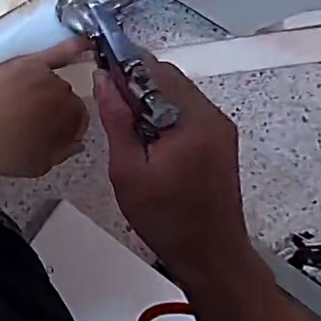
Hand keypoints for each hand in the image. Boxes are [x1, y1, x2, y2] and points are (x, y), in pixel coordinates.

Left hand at [0, 37, 91, 177]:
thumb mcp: (37, 165)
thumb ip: (62, 153)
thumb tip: (76, 144)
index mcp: (70, 121)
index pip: (79, 120)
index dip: (66, 129)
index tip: (53, 135)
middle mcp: (63, 94)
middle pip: (66, 99)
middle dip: (54, 110)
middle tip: (30, 123)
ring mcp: (45, 76)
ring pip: (52, 81)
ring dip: (44, 91)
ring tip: (19, 106)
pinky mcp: (26, 63)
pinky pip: (57, 52)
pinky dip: (73, 47)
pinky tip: (86, 43)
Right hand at [95, 58, 248, 282]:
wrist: (210, 255)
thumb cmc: (166, 219)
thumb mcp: (128, 170)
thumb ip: (116, 120)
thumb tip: (103, 80)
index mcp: (191, 122)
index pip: (155, 71)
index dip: (123, 65)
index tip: (99, 66)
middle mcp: (212, 117)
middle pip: (169, 76)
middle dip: (135, 78)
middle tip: (107, 96)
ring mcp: (220, 128)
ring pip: (177, 90)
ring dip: (148, 93)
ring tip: (124, 118)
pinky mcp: (220, 139)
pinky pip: (186, 108)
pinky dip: (163, 108)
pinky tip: (145, 131)